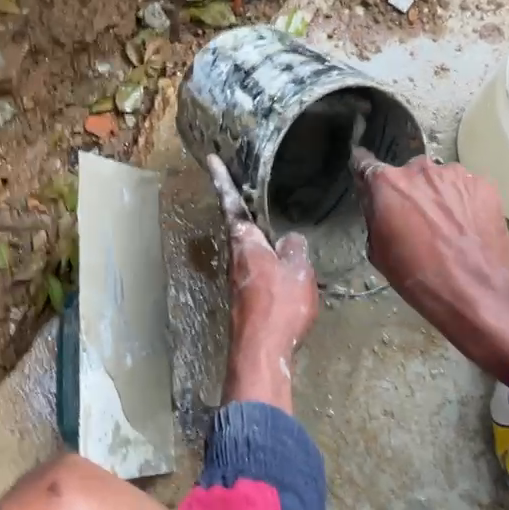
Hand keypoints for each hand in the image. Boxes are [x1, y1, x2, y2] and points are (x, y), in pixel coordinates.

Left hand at [206, 154, 316, 412]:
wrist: (261, 351)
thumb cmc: (278, 304)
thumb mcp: (298, 269)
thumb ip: (295, 248)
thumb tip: (291, 239)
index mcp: (244, 240)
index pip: (231, 200)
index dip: (222, 178)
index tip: (210, 158)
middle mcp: (236, 255)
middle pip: (239, 224)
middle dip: (243, 207)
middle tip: (246, 187)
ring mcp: (238, 278)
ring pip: (249, 248)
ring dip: (259, 238)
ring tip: (275, 229)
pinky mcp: (246, 298)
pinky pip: (258, 269)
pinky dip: (268, 261)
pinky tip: (283, 268)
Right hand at [350, 147, 508, 383]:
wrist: (477, 290)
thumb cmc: (418, 275)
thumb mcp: (377, 250)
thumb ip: (374, 215)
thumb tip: (377, 202)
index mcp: (386, 182)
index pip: (365, 163)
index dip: (366, 174)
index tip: (370, 184)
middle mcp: (419, 168)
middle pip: (408, 173)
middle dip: (410, 191)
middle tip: (418, 219)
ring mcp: (454, 173)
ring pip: (440, 180)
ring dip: (439, 195)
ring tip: (449, 226)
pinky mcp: (484, 184)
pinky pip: (467, 188)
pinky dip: (466, 202)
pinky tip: (470, 227)